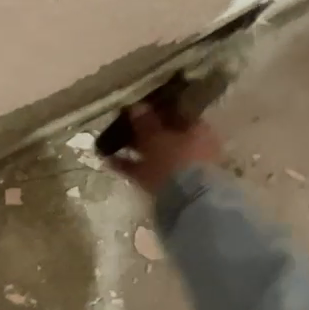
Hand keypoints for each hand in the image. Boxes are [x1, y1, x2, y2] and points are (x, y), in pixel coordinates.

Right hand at [106, 103, 223, 195]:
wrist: (188, 203)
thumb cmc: (176, 160)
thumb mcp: (157, 137)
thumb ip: (145, 122)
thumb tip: (136, 106)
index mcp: (199, 130)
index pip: (178, 113)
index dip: (157, 109)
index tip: (137, 106)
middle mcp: (194, 147)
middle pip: (165, 135)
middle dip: (143, 131)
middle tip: (120, 124)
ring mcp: (181, 169)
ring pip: (155, 154)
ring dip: (134, 149)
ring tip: (109, 143)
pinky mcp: (167, 187)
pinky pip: (147, 171)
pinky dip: (130, 166)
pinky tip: (109, 161)